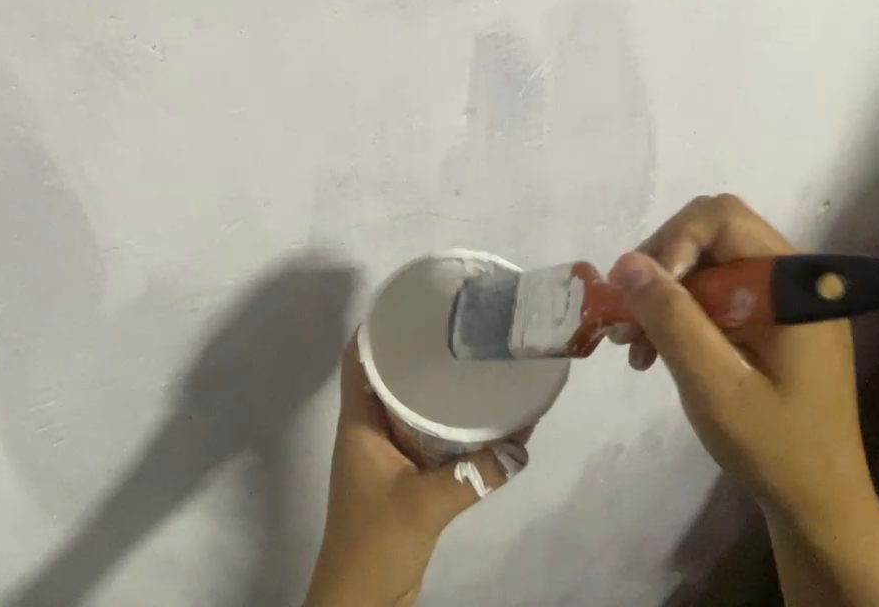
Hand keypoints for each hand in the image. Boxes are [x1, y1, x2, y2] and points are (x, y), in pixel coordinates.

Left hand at [303, 339, 528, 606]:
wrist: (362, 600)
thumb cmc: (374, 540)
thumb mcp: (424, 505)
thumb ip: (472, 476)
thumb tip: (521, 446)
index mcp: (359, 422)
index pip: (358, 358)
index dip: (375, 326)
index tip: (409, 301)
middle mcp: (370, 428)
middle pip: (388, 376)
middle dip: (417, 351)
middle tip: (457, 326)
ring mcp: (387, 452)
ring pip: (410, 406)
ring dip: (436, 389)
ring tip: (475, 362)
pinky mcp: (406, 475)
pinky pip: (427, 437)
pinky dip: (451, 426)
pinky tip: (483, 421)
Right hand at [608, 195, 873, 535]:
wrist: (819, 507)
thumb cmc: (773, 446)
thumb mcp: (714, 383)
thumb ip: (672, 318)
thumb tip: (626, 262)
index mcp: (795, 285)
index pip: (724, 218)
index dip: (675, 241)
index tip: (645, 291)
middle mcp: (793, 279)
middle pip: (709, 233)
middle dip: (660, 266)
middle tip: (627, 313)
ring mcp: (781, 299)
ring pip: (704, 260)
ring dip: (662, 291)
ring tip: (631, 341)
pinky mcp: (768, 320)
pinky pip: (712, 290)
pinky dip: (677, 310)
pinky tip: (651, 348)